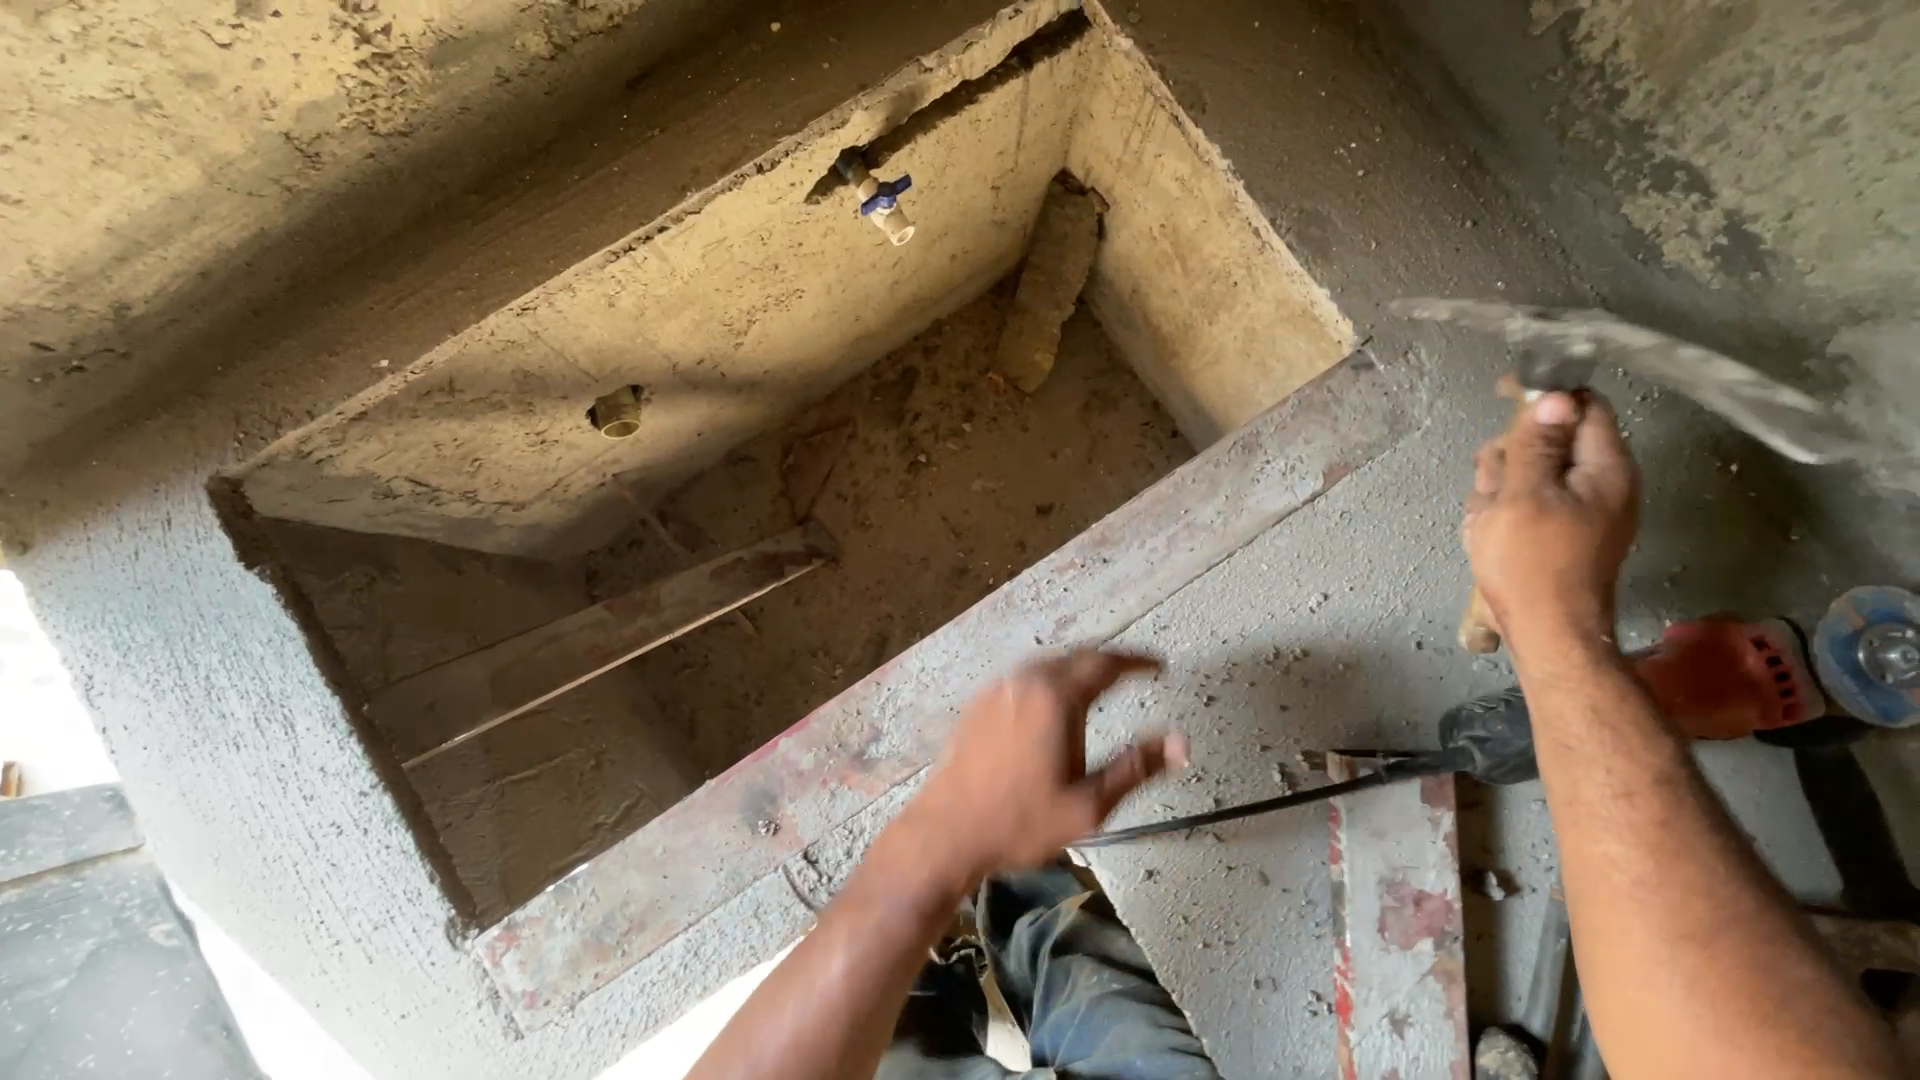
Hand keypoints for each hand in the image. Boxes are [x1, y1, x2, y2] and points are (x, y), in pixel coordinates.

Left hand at [906, 650, 1185, 880]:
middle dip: (1108, 660)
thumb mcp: (1089, 805)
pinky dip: (1049, 678)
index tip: (1158, 665)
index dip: (1136, 661)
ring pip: (1047, 664)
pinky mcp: (979, 703)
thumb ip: (1137, 768)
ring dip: (1076, 668)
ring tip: (1100, 682)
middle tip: (1134, 671)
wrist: (947, 833)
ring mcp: (997, 689)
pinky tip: (1054, 701)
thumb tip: (1182, 742)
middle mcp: (1024, 681)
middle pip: (1074, 656)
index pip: (1105, 663)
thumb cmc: (1021, 822)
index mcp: (1054, 698)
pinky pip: (1023, 677)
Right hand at [1464, 391, 1638, 647]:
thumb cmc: (1532, 562)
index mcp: (1605, 468)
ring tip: (1489, 517)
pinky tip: (1491, 531)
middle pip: (1549, 439)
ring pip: (1530, 472)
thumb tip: (1554, 396)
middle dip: (1510, 454)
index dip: (1545, 396)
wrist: (1546, 630)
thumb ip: (1536, 443)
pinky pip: (1526, 502)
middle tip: (1494, 484)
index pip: (1583, 406)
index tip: (1503, 395)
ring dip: (1499, 486)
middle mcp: (1601, 483)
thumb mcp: (1525, 495)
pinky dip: (1503, 510)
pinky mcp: (1561, 530)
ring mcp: (1581, 509)